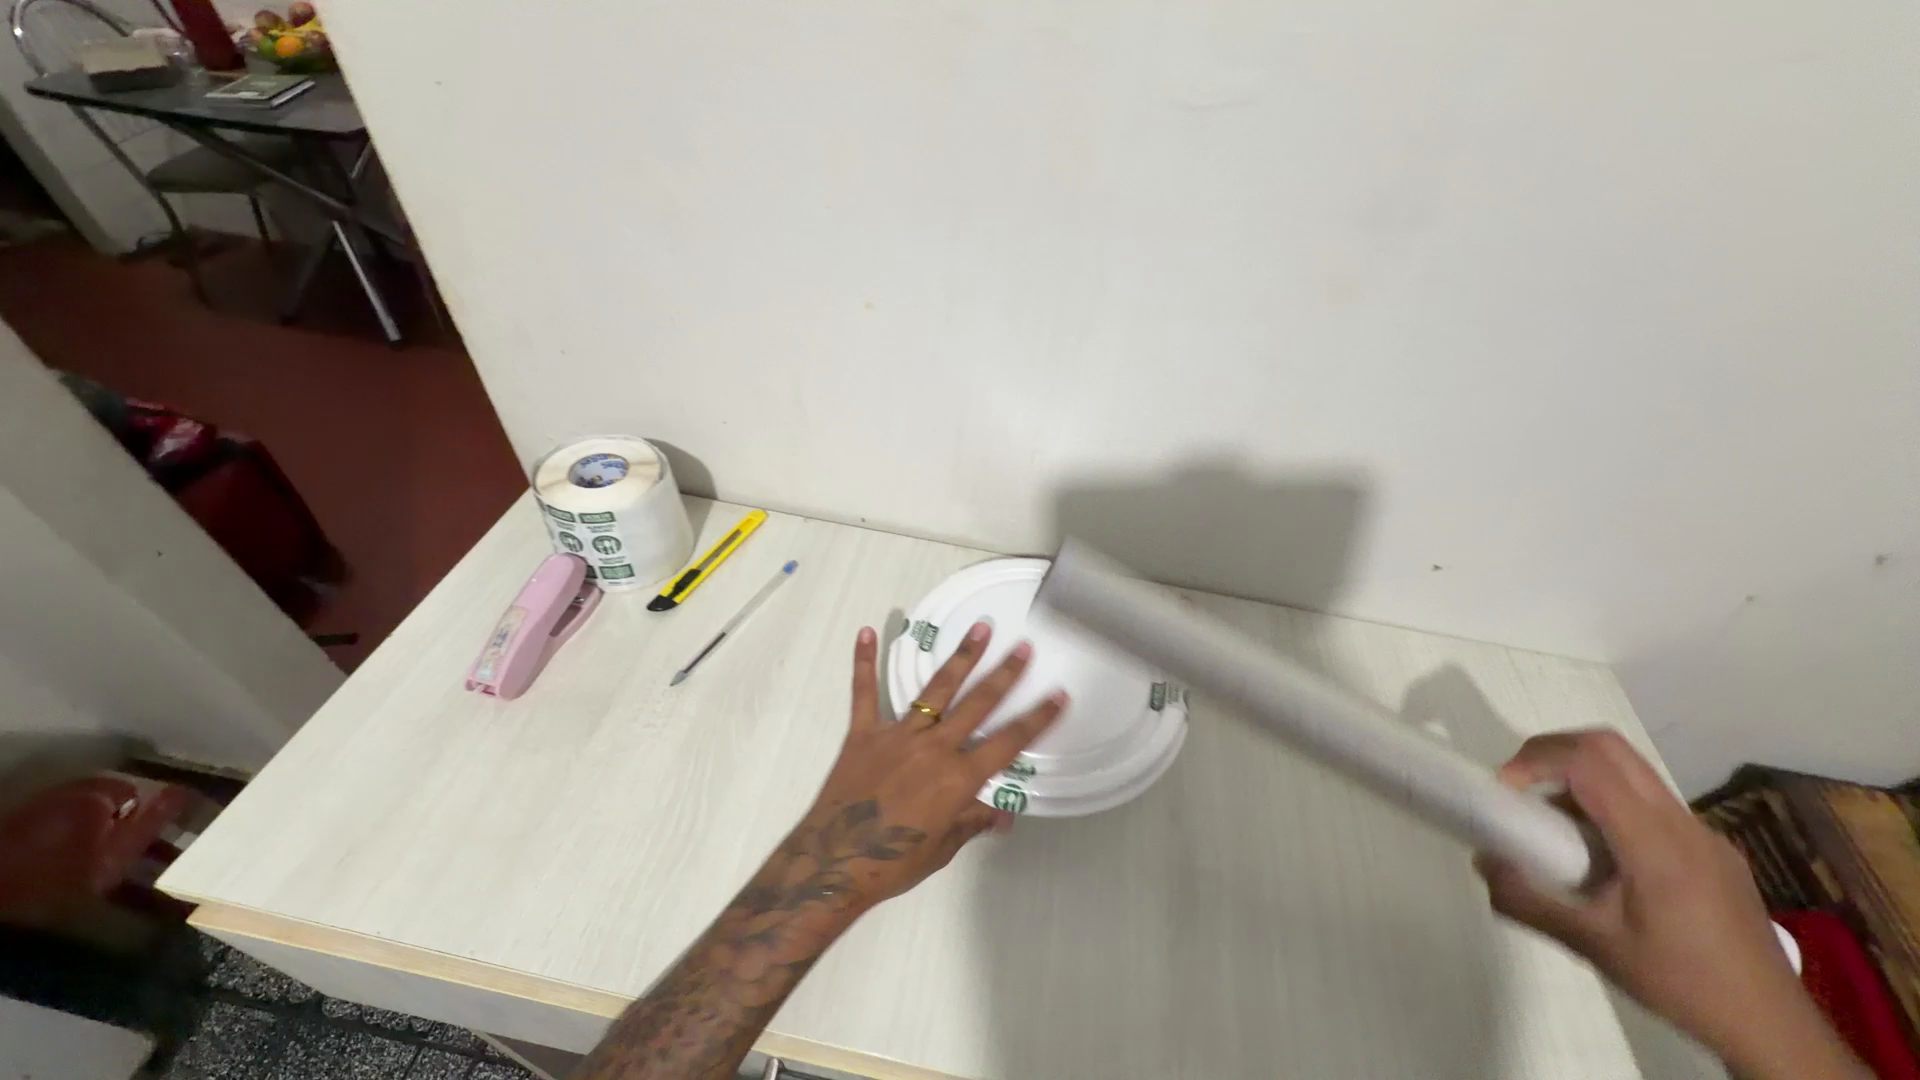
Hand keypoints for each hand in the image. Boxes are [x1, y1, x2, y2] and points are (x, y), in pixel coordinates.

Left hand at [758, 621, 1066, 920]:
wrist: (834, 865)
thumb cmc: (893, 863)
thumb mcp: (942, 849)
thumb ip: (972, 823)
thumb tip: (1002, 815)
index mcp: (958, 779)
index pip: (1008, 743)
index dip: (1037, 719)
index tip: (1057, 695)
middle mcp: (934, 749)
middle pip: (977, 705)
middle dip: (1004, 674)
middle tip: (1022, 647)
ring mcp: (897, 736)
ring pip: (935, 691)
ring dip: (960, 658)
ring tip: (979, 629)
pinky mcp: (863, 734)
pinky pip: (864, 693)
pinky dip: (864, 662)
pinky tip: (868, 632)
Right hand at [1477, 730, 1865, 1079]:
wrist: (1774, 1027)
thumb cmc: (1680, 983)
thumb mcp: (1590, 945)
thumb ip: (1527, 901)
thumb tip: (1483, 862)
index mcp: (1655, 843)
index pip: (1589, 762)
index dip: (1536, 760)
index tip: (1506, 790)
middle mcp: (1683, 824)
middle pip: (1609, 748)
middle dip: (1552, 752)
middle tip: (1520, 787)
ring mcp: (1703, 834)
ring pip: (1631, 771)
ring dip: (1580, 776)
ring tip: (1553, 824)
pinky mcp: (1712, 849)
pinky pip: (1649, 802)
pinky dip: (1607, 803)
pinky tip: (1597, 854)